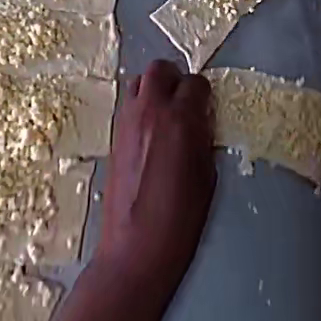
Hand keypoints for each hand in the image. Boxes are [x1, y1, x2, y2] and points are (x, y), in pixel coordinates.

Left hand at [92, 59, 215, 291]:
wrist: (135, 251)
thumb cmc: (181, 218)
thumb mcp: (207, 174)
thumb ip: (203, 137)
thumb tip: (200, 120)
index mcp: (181, 119)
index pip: (196, 82)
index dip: (203, 94)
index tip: (206, 107)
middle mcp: (151, 111)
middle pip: (160, 69)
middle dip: (175, 79)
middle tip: (184, 101)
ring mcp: (127, 122)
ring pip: (138, 82)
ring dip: (154, 89)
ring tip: (165, 113)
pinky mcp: (113, 136)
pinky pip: (128, 105)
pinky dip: (141, 107)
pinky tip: (150, 133)